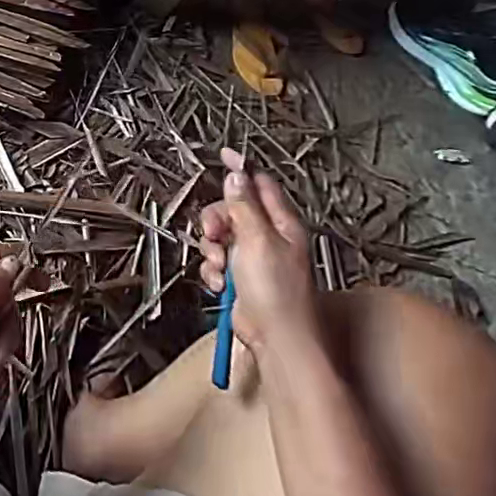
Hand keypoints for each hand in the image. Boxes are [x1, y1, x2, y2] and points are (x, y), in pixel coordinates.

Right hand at [199, 148, 321, 356]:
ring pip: (220, 235)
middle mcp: (269, 237)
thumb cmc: (278, 294)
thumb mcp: (256, 239)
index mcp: (282, 223)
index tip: (225, 156)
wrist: (276, 339)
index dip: (241, 170)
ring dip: (212, 249)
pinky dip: (214, 270)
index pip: (260, 184)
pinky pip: (217, 260)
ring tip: (222, 265)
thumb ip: (243, 206)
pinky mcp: (240, 275)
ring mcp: (254, 257)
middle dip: (217, 220)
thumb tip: (236, 176)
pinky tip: (222, 281)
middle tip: (215, 233)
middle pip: (233, 209)